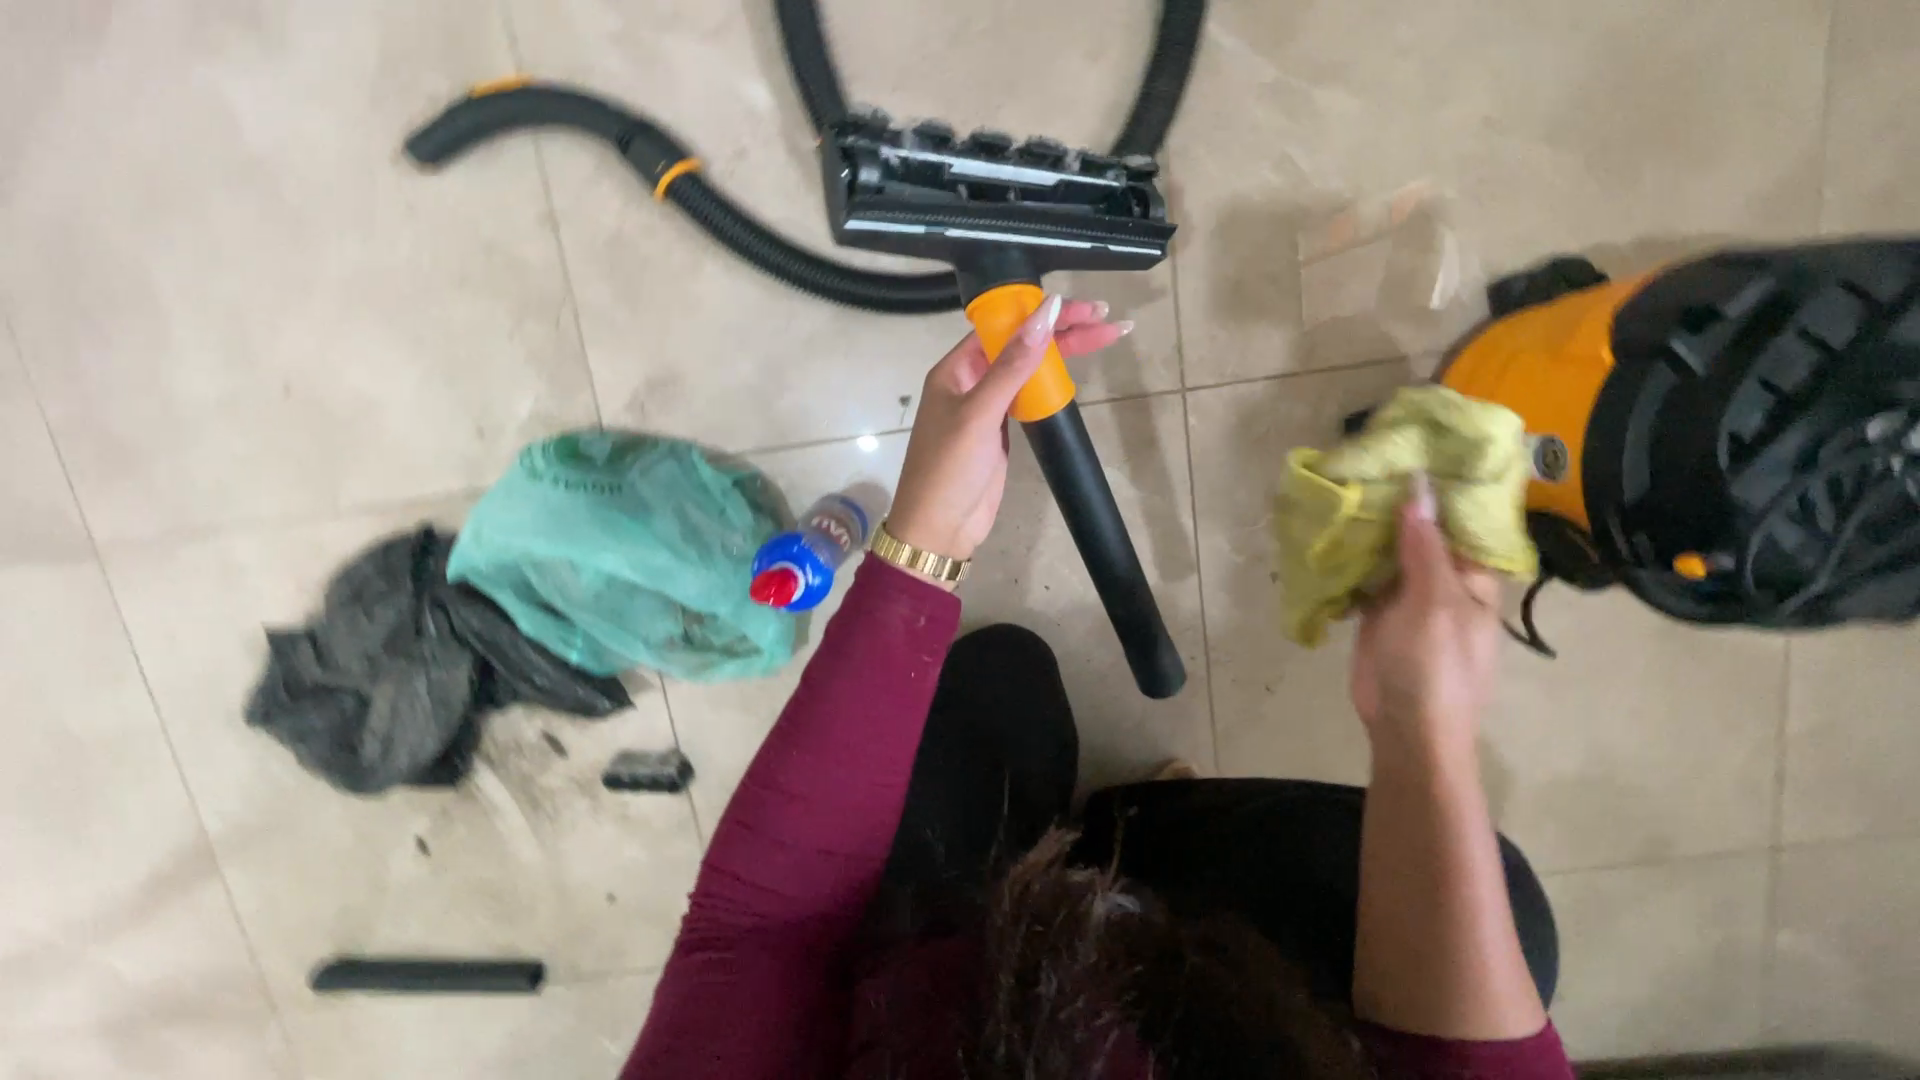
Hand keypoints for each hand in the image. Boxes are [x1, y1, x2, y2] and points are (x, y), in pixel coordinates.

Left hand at [886, 295, 1131, 568]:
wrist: (939, 529)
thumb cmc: (949, 470)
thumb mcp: (979, 415)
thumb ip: (1013, 365)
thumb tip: (1046, 313)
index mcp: (955, 369)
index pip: (1004, 328)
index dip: (1043, 314)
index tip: (1083, 309)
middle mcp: (971, 381)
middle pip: (1021, 345)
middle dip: (1064, 331)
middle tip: (1110, 321)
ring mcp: (987, 407)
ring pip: (1029, 369)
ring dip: (1063, 354)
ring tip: (1105, 336)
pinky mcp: (1001, 431)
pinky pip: (1029, 396)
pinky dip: (1053, 383)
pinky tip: (1075, 371)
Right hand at [1349, 474, 1502, 763]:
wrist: (1405, 726)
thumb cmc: (1434, 667)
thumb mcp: (1434, 604)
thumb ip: (1424, 548)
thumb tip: (1420, 489)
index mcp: (1474, 577)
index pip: (1465, 521)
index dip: (1447, 486)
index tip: (1422, 446)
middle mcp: (1444, 580)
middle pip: (1424, 532)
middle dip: (1402, 501)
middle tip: (1371, 457)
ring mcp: (1409, 596)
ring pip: (1392, 550)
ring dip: (1373, 525)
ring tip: (1347, 482)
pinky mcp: (1378, 611)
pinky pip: (1366, 575)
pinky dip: (1352, 556)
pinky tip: (1331, 529)